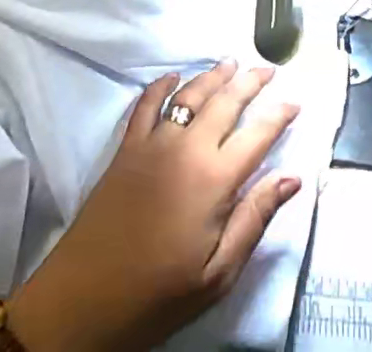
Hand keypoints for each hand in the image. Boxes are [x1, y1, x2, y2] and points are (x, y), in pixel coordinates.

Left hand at [7, 62, 302, 351]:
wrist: (76, 308)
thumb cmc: (155, 295)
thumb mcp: (217, 273)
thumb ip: (255, 219)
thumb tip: (292, 178)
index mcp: (215, 179)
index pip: (259, 133)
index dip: (281, 115)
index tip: (295, 103)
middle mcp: (188, 150)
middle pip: (227, 101)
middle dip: (251, 82)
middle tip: (268, 70)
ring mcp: (153, 146)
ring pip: (190, 95)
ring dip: (214, 76)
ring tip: (231, 63)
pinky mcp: (125, 152)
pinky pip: (145, 107)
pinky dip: (160, 87)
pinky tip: (172, 77)